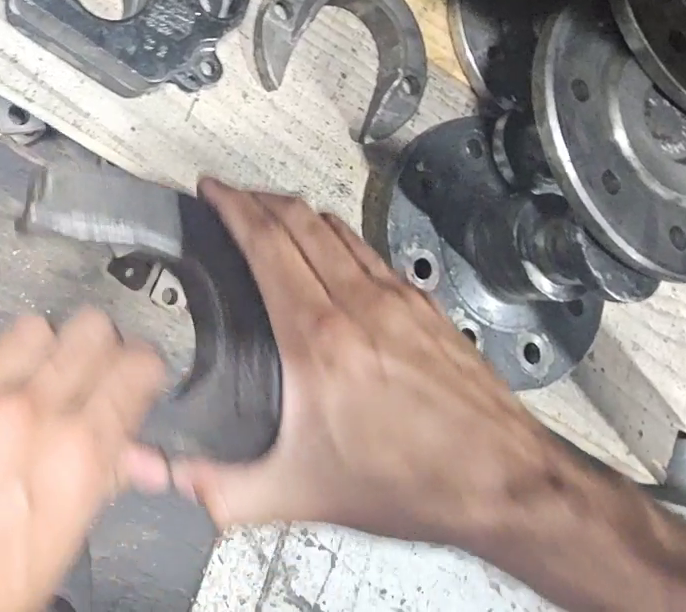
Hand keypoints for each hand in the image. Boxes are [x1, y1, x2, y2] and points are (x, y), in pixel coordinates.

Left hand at [0, 309, 164, 611]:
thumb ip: (100, 483)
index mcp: (72, 459)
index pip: (135, 369)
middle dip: (100, 351)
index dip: (144, 370)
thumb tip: (135, 454)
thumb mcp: (58, 550)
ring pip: (32, 328)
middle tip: (92, 376)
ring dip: (43, 352)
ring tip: (33, 386)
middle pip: (90, 330)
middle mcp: (23, 413)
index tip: (139, 375)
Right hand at [142, 179, 568, 551]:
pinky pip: (366, 248)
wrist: (507, 484)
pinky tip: (329, 247)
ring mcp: (395, 298)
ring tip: (269, 213)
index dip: (233, 206)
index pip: (267, 243)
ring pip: (334, 227)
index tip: (212, 190)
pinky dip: (334, 234)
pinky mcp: (422, 305)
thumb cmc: (414, 483)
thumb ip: (227, 488)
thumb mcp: (301, 494)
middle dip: (255, 197)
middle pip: (297, 220)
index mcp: (318, 338)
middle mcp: (357, 303)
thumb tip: (178, 479)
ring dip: (294, 210)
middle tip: (229, 195)